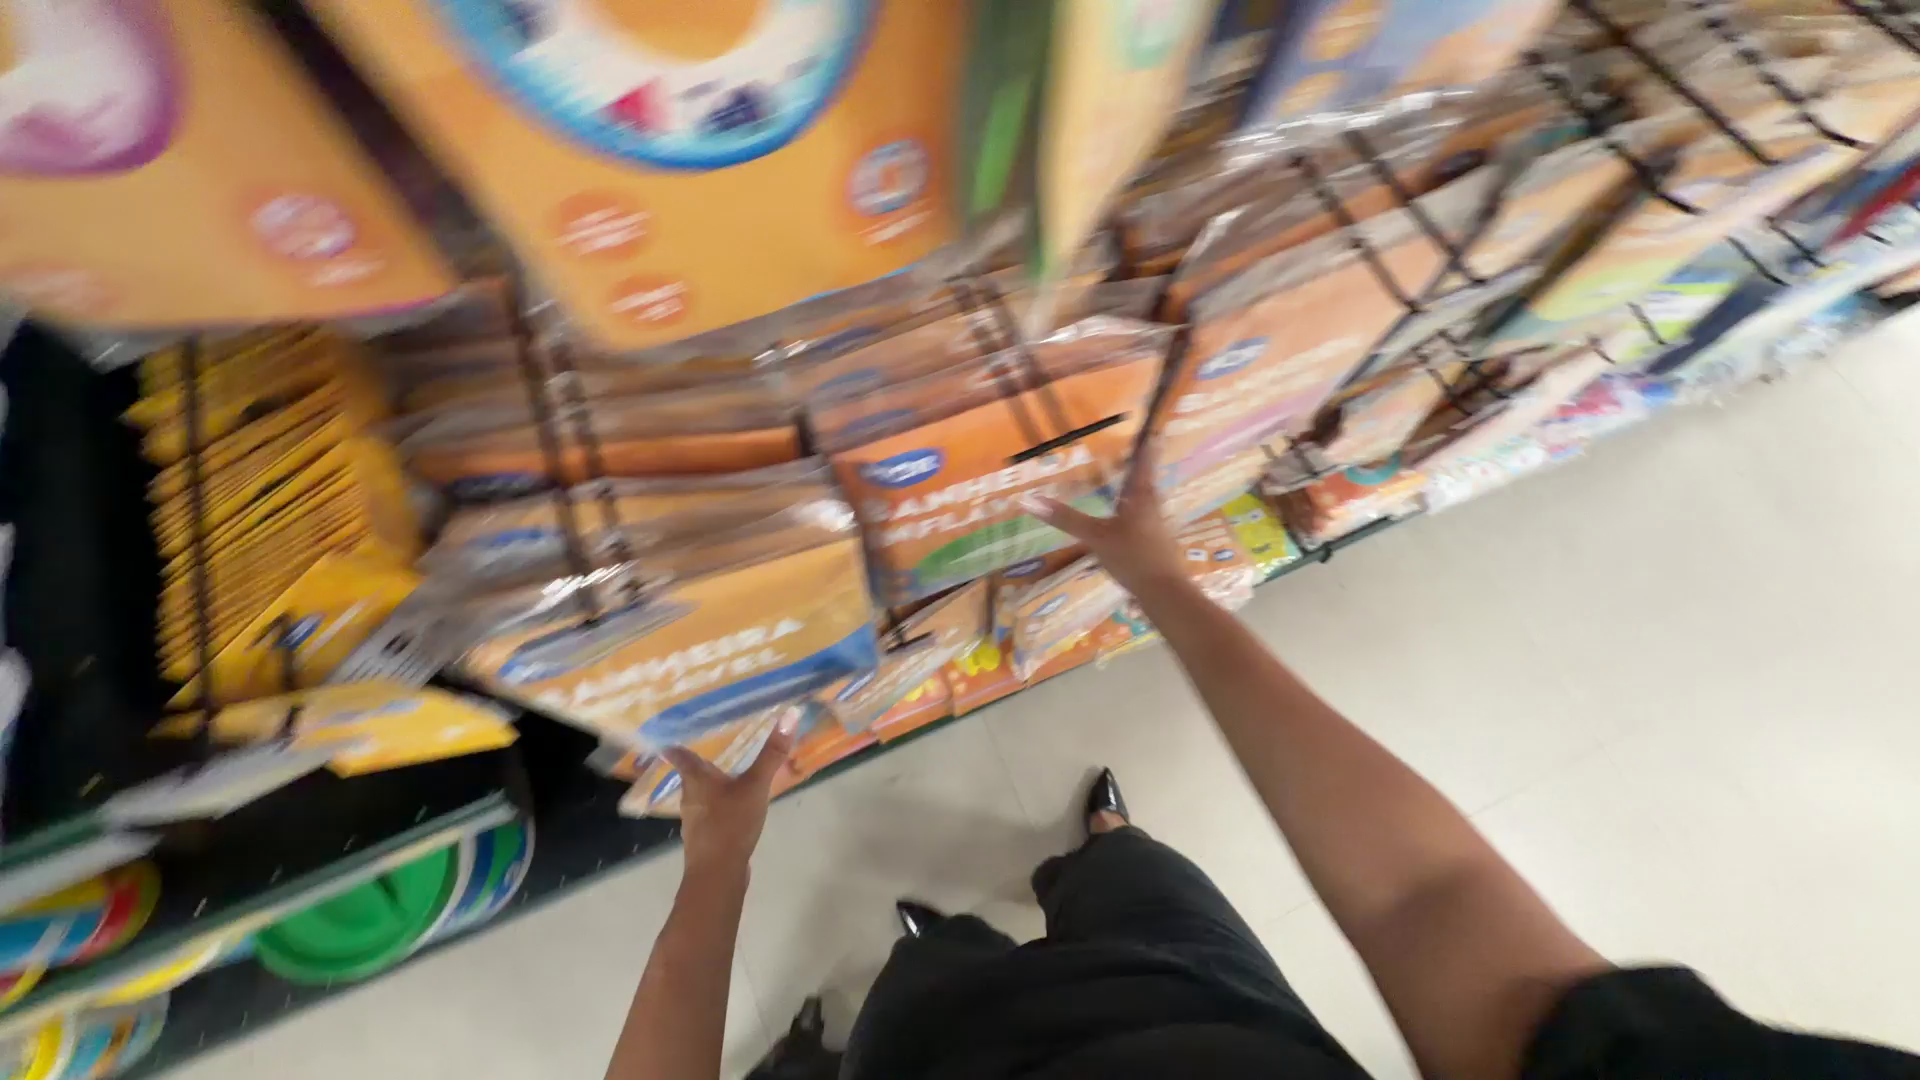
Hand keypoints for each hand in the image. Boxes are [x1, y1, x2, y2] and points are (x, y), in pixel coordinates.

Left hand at [662, 726, 794, 874]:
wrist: (718, 874)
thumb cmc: (731, 823)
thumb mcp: (756, 785)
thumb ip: (772, 753)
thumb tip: (790, 713)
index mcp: (697, 780)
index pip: (680, 756)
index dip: (675, 745)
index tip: (671, 735)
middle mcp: (691, 797)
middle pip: (691, 776)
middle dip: (699, 765)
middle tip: (710, 749)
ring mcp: (695, 820)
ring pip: (700, 796)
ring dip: (710, 787)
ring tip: (726, 777)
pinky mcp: (705, 838)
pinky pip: (710, 815)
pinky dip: (719, 807)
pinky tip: (734, 809)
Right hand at [1025, 450, 1184, 594]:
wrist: (1164, 594)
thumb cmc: (1133, 557)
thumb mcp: (1095, 536)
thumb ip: (1065, 519)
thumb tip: (1029, 499)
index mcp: (1143, 496)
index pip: (1145, 461)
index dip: (1147, 444)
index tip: (1150, 427)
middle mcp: (1154, 507)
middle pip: (1147, 481)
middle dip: (1138, 468)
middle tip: (1128, 454)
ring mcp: (1158, 528)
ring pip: (1145, 502)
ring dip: (1134, 493)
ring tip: (1120, 486)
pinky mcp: (1157, 546)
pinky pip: (1143, 522)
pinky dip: (1132, 515)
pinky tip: (1121, 524)